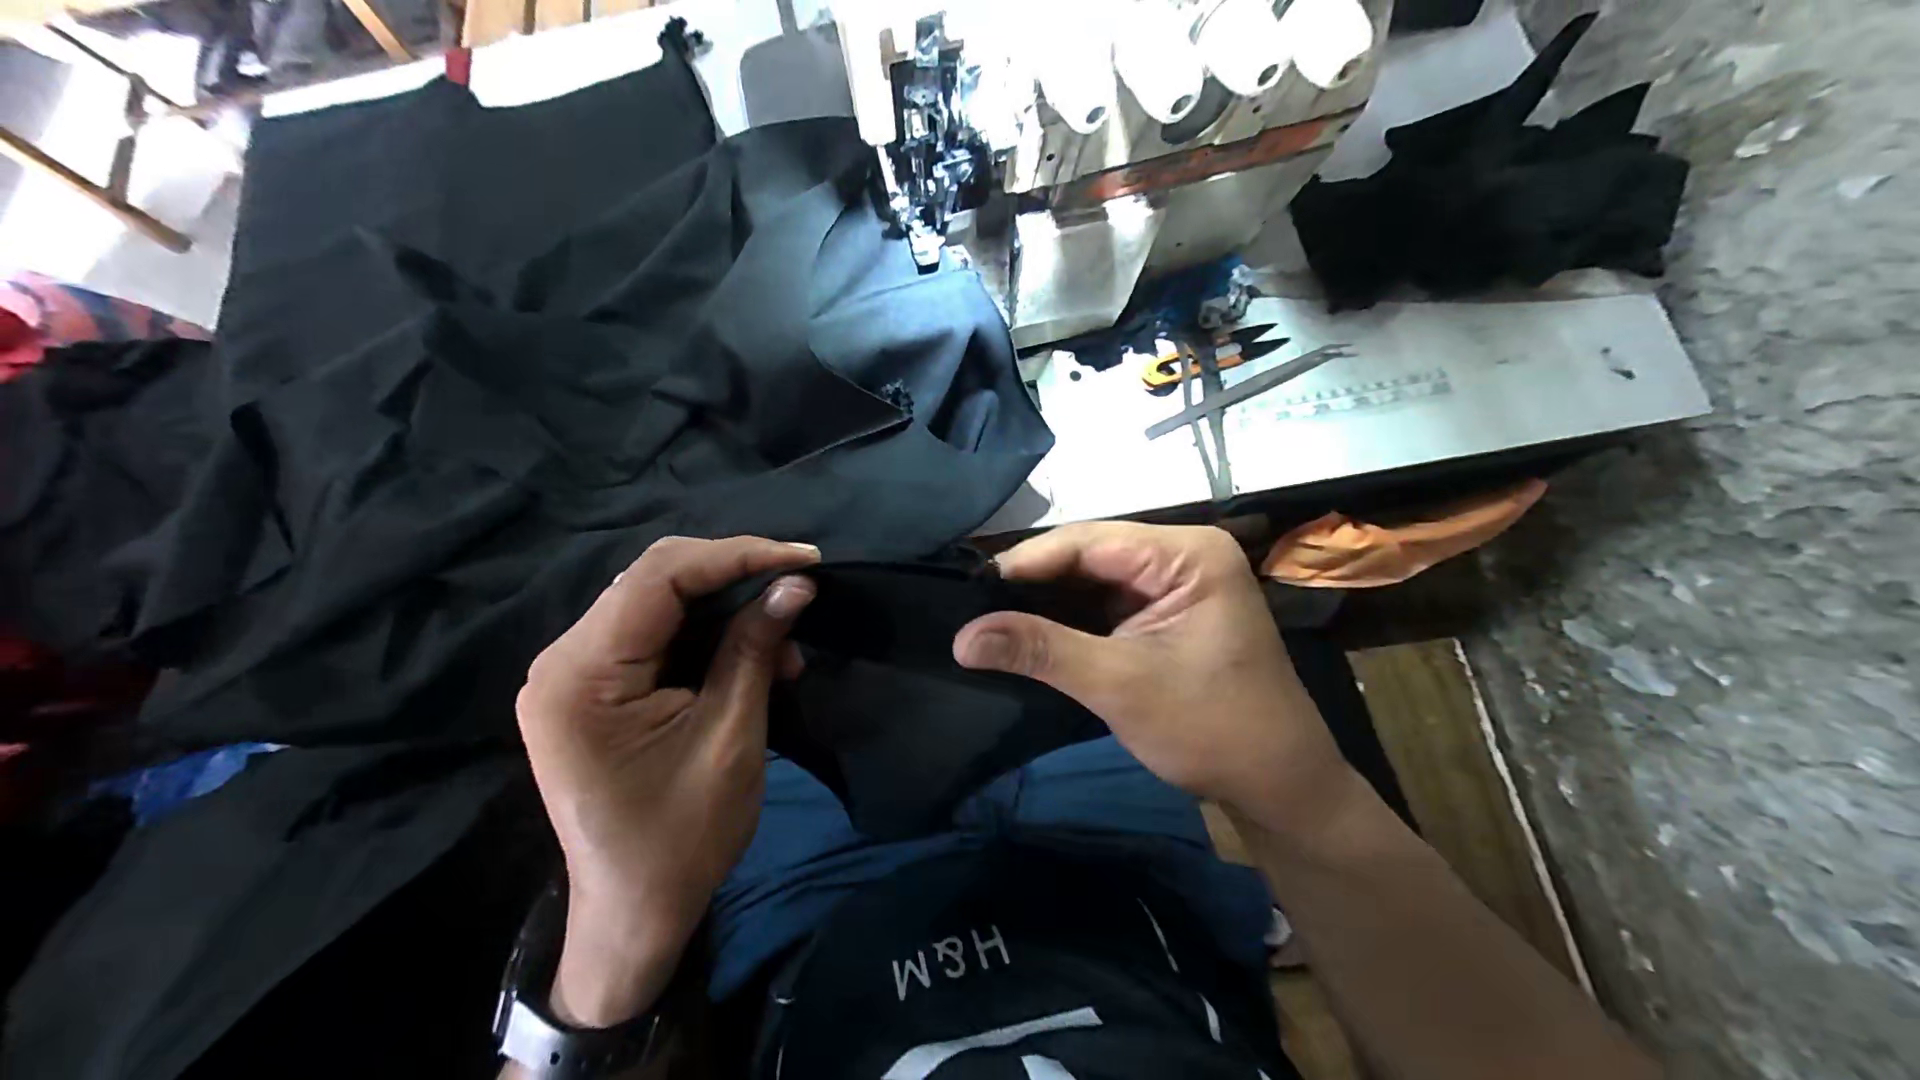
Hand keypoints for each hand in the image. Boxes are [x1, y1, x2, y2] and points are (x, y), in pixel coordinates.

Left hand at [516, 535, 818, 1025]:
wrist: (635, 914)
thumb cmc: (682, 839)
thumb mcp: (731, 738)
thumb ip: (754, 650)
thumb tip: (797, 584)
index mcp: (580, 675)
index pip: (660, 576)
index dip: (738, 556)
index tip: (805, 559)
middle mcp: (563, 660)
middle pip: (657, 579)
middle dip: (736, 576)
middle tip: (799, 587)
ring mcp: (575, 672)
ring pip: (663, 602)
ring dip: (729, 611)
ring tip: (785, 645)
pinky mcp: (597, 686)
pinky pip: (659, 634)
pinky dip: (712, 637)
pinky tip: (755, 661)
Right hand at [953, 522, 1352, 830]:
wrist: (1279, 785)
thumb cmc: (1213, 728)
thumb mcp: (1119, 685)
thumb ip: (1040, 651)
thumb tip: (961, 638)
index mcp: (1188, 553)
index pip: (1088, 541)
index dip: (1026, 563)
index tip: (970, 590)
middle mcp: (1181, 555)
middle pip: (1088, 555)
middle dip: (1032, 582)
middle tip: (972, 606)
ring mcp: (1173, 583)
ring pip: (1091, 579)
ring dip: (1045, 601)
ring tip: (988, 616)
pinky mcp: (1164, 611)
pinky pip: (1103, 603)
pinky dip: (1066, 619)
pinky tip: (1027, 629)